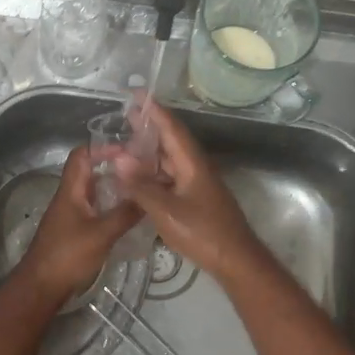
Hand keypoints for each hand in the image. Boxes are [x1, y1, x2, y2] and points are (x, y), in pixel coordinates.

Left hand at [16, 147, 142, 303]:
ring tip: (141, 190)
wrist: (42, 286)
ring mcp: (71, 215)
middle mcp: (69, 198)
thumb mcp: (101, 234)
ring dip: (114, 188)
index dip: (103, 147)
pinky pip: (95, 210)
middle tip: (142, 171)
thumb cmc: (68, 256)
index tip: (130, 152)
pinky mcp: (75, 231)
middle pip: (90, 172)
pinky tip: (129, 216)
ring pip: (94, 192)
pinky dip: (111, 207)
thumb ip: (126, 214)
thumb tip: (150, 195)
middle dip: (115, 167)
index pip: (82, 155)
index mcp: (70, 191)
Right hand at [110, 96, 264, 281]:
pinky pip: (171, 179)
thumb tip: (118, 160)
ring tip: (124, 148)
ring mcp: (197, 184)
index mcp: (192, 163)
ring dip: (149, 154)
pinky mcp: (196, 200)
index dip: (153, 110)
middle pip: (171, 142)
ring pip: (170, 162)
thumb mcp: (166, 210)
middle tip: (124, 118)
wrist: (236, 260)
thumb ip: (141, 186)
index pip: (171, 128)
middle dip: (148, 129)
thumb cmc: (203, 233)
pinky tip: (138, 180)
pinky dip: (153, 175)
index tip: (136, 94)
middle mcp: (196, 168)